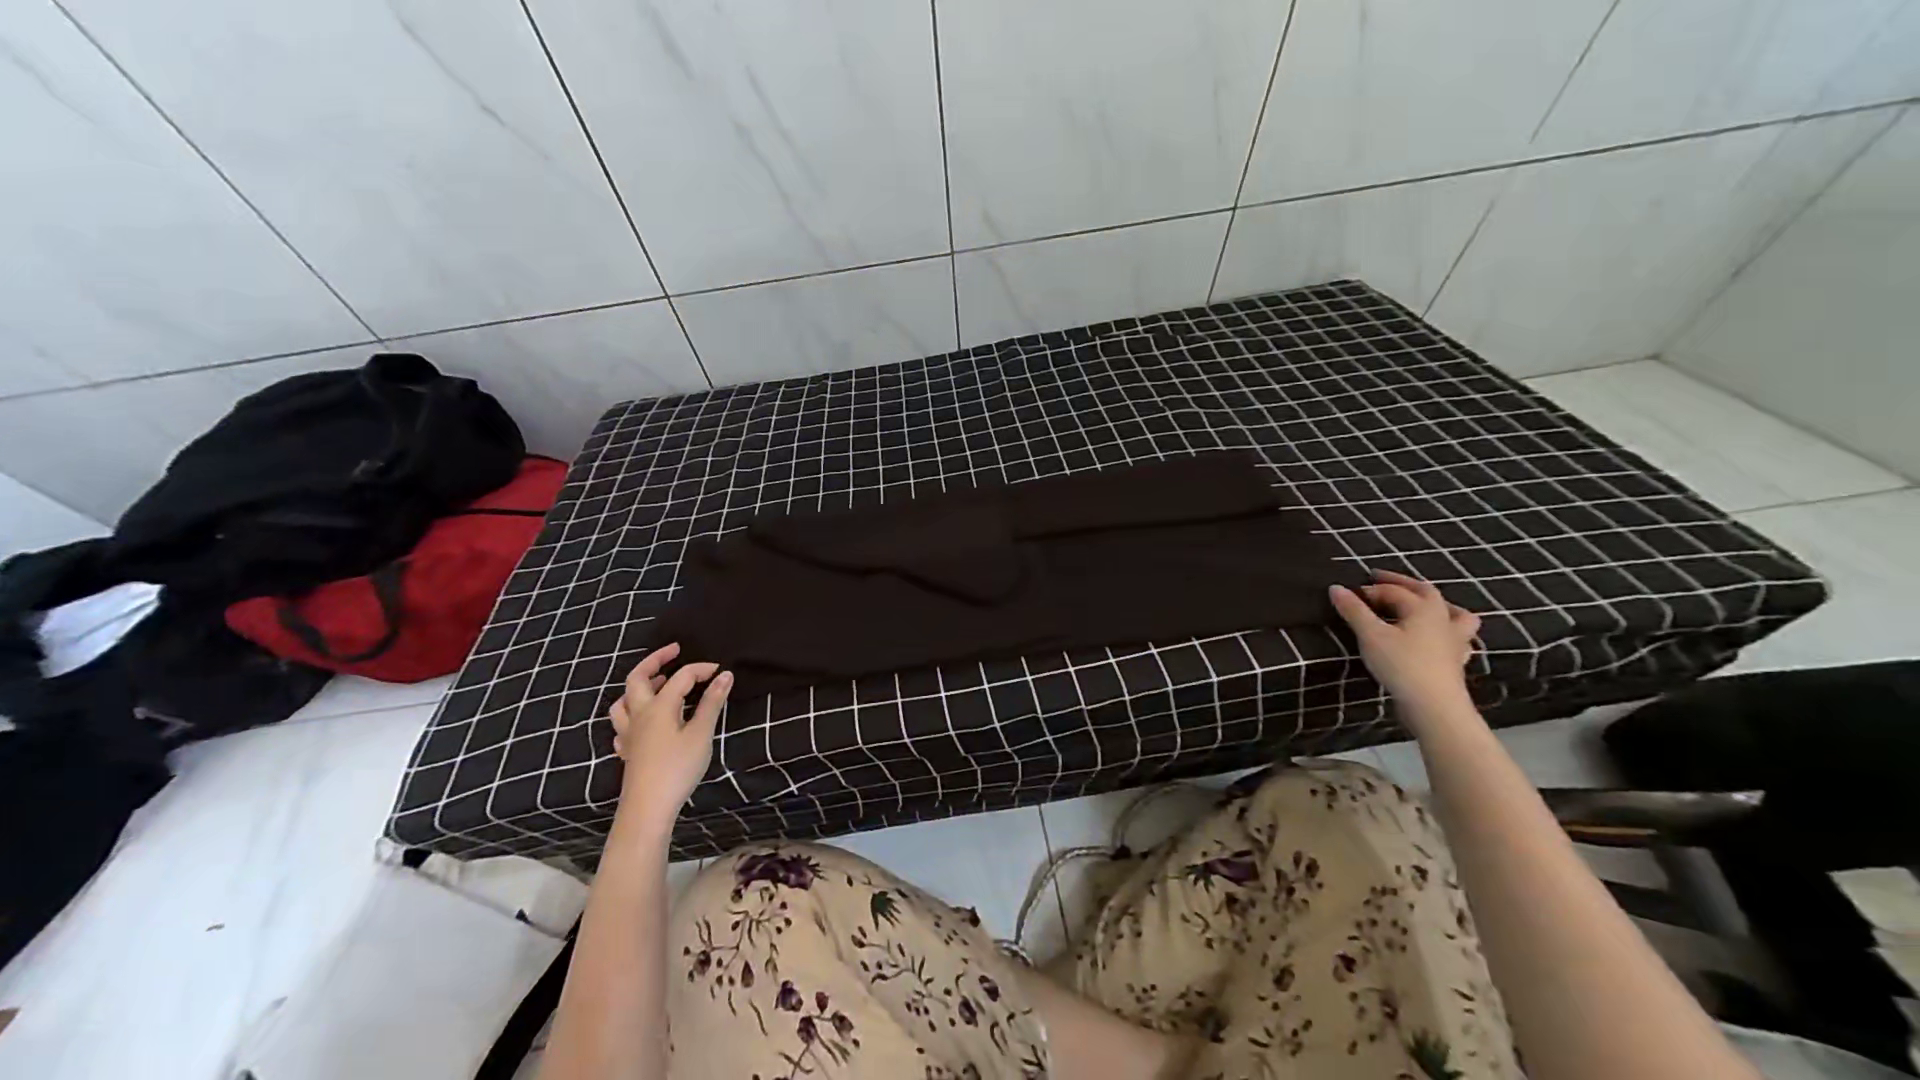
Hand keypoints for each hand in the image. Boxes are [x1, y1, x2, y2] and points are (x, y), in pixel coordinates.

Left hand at [608, 642, 731, 829]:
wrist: (648, 807)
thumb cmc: (677, 768)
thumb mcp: (701, 733)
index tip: (721, 672)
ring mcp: (629, 733)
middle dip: (655, 660)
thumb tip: (724, 675)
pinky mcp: (628, 750)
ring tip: (656, 683)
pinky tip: (641, 722)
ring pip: (623, 701)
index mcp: (659, 706)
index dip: (702, 669)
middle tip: (673, 651)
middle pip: (637, 677)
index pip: (681, 676)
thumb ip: (712, 703)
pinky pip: (622, 726)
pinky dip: (631, 715)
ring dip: (638, 686)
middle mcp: (639, 714)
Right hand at [1329, 570, 1480, 707]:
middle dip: (1402, 584)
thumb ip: (1354, 610)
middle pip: (1426, 593)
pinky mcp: (1456, 661)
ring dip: (1437, 605)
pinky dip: (1448, 633)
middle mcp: (1443, 618)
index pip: (1394, 591)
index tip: (1349, 595)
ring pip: (1455, 614)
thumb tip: (1336, 588)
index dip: (1371, 590)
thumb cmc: (1401, 665)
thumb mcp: (1370, 635)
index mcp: (1424, 608)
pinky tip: (1440, 640)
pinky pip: (1457, 639)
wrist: (1434, 706)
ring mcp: (1454, 640)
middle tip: (1381, 580)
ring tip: (1423, 606)